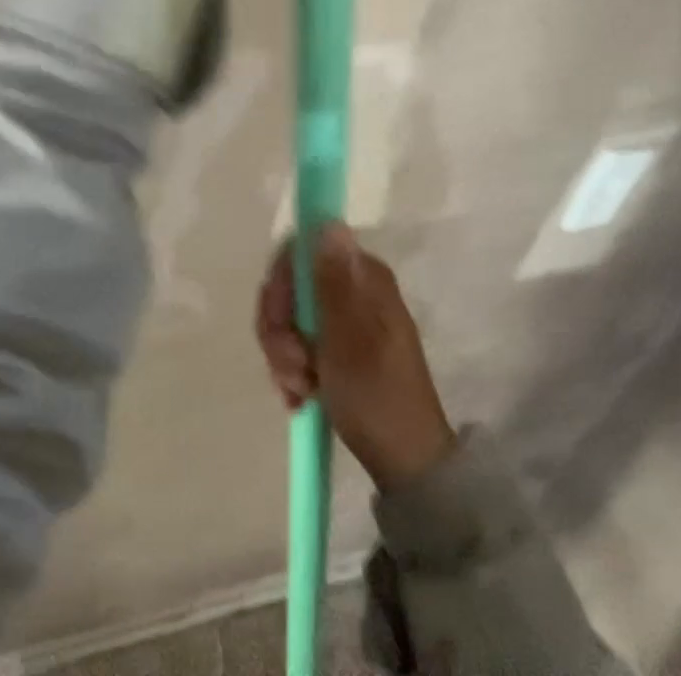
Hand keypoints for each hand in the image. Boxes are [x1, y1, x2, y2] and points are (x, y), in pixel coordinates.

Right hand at [256, 223, 455, 489]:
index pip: (301, 252)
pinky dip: (291, 372)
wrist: (401, 460)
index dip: (282, 284)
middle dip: (279, 329)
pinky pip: (296, 347)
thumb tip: (327, 221)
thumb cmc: (376, 396)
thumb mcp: (348, 339)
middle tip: (294, 365)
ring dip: (283, 356)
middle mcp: (353, 292)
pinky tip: (300, 398)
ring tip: (299, 389)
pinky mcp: (336, 351)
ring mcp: (344, 322)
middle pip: (289, 287)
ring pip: (287, 321)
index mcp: (363, 279)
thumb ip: (332, 281)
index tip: (281, 321)